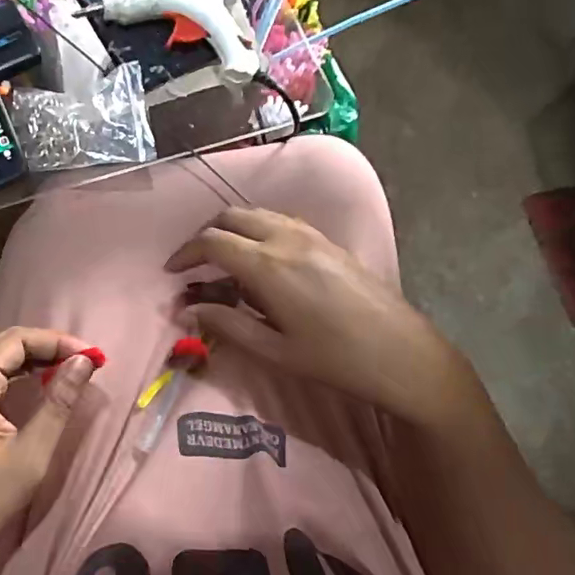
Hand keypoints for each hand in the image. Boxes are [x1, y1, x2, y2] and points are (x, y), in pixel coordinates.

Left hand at [0, 327, 98, 556]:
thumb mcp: (32, 452)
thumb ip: (59, 402)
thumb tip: (85, 362)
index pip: (14, 341)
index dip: (55, 341)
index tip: (91, 355)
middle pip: (4, 344)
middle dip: (46, 345)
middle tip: (83, 358)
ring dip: (34, 357)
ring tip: (70, 366)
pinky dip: (19, 373)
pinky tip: (43, 382)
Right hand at [167, 208, 474, 426]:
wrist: (402, 354)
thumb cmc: (334, 359)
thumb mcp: (274, 350)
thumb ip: (227, 325)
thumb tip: (188, 311)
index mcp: (268, 265)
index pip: (213, 242)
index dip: (185, 253)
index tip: (173, 273)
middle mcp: (287, 238)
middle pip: (233, 216)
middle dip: (206, 235)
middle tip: (194, 266)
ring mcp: (312, 236)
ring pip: (259, 215)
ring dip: (233, 230)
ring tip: (224, 264)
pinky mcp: (330, 242)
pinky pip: (283, 223)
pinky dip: (259, 232)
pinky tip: (262, 263)